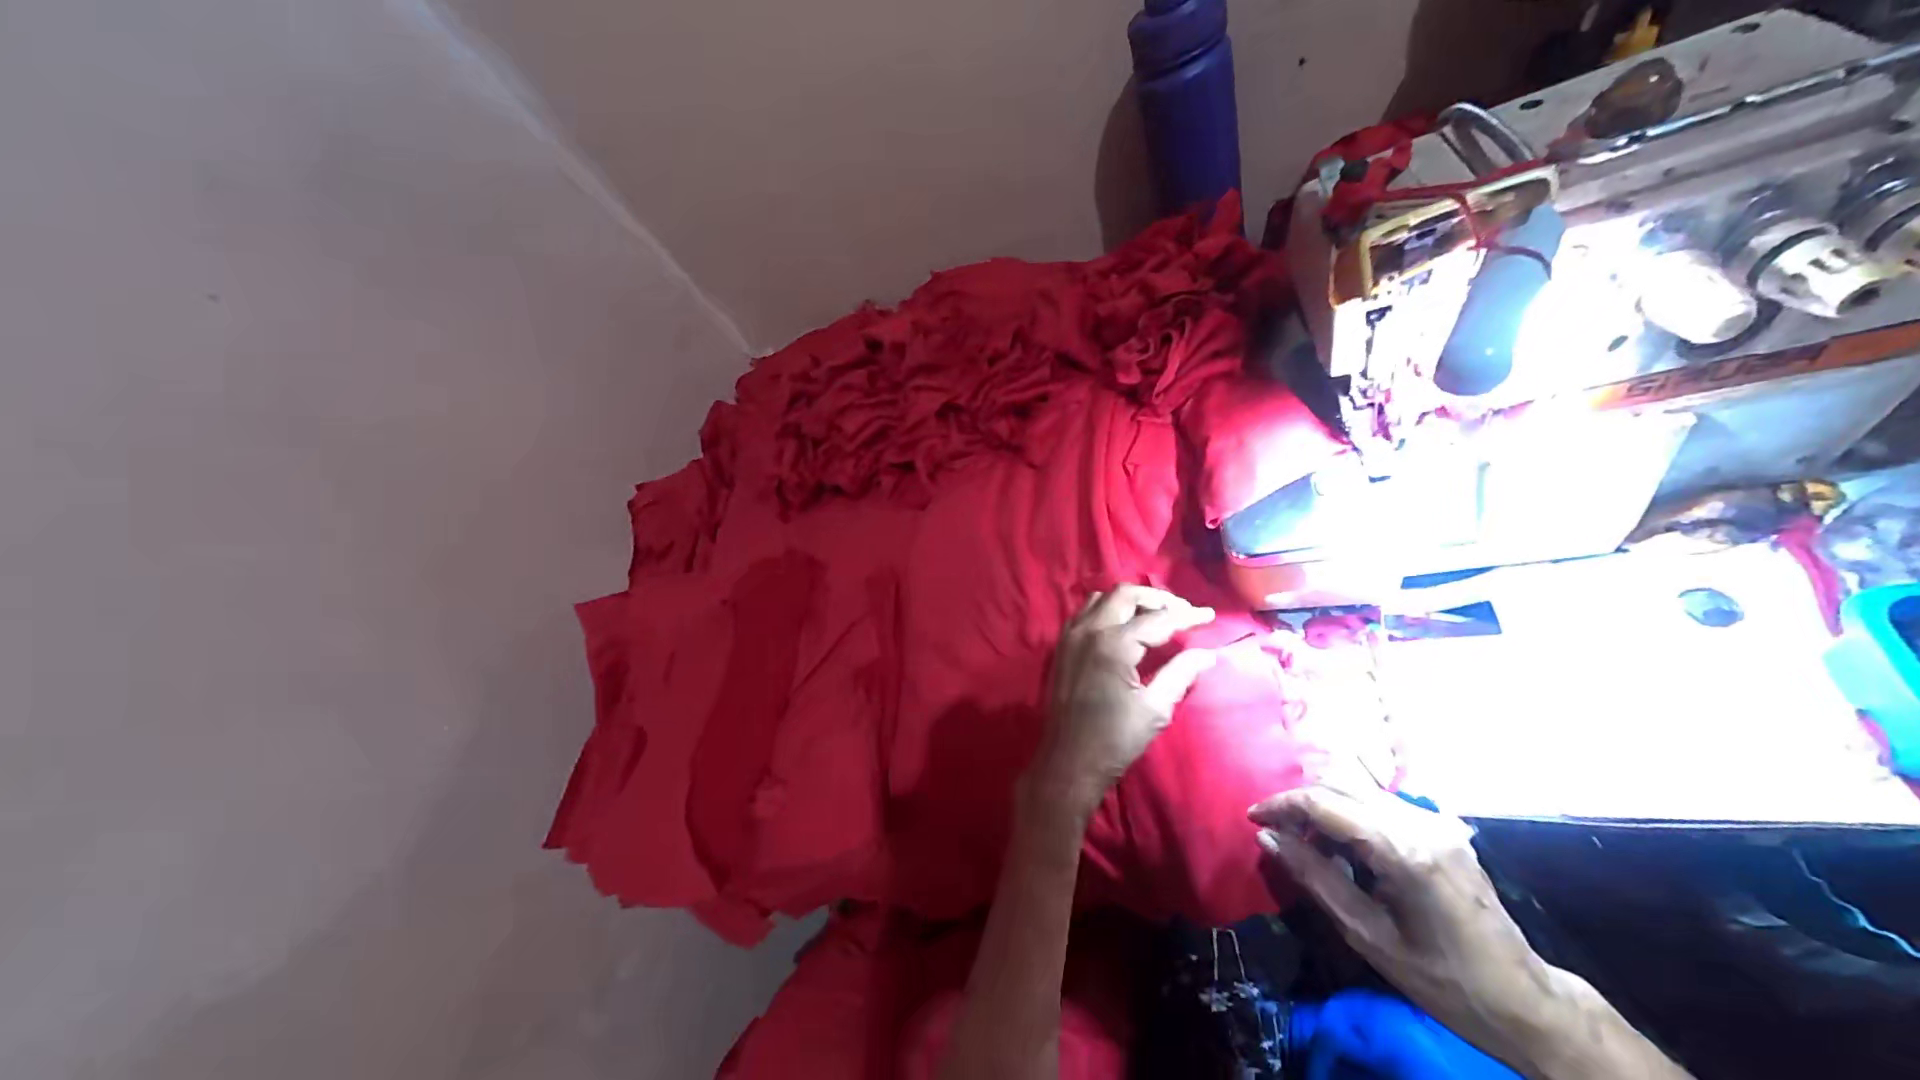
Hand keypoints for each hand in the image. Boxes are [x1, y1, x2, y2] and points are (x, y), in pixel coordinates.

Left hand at [1026, 586, 1215, 813]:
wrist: (1068, 763)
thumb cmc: (1113, 740)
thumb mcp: (1155, 709)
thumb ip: (1181, 674)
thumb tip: (1208, 654)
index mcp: (1112, 644)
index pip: (1157, 619)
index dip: (1187, 616)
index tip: (1209, 615)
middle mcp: (1088, 630)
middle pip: (1125, 594)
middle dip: (1157, 598)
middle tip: (1182, 612)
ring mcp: (1070, 636)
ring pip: (1103, 598)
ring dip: (1131, 601)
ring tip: (1156, 616)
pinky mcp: (1062, 646)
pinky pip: (1086, 612)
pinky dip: (1109, 610)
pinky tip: (1125, 626)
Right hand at [1248, 782, 1570, 1074]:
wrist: (1523, 1001)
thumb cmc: (1441, 979)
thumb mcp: (1367, 934)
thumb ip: (1314, 877)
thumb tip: (1269, 837)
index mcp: (1403, 849)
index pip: (1324, 802)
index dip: (1281, 805)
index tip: (1253, 818)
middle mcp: (1420, 822)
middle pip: (1341, 784)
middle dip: (1300, 803)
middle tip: (1276, 831)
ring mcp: (1436, 821)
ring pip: (1360, 788)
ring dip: (1325, 806)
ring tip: (1306, 842)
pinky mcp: (1444, 828)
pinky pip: (1382, 803)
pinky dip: (1351, 813)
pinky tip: (1343, 846)